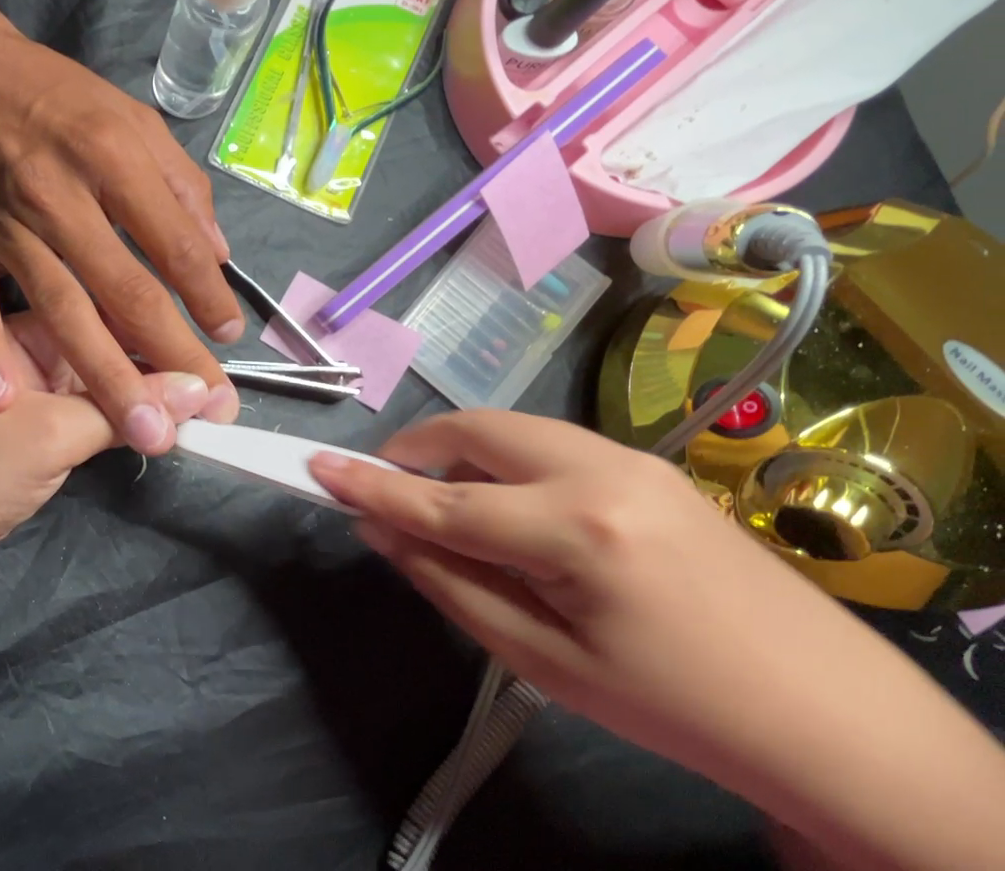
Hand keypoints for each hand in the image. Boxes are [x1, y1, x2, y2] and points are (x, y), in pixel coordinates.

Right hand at [0, 26, 244, 454]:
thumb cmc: (60, 95)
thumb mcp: (134, 117)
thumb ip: (180, 185)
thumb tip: (215, 256)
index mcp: (110, 157)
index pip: (172, 242)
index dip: (207, 295)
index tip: (228, 335)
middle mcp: (60, 198)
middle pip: (123, 291)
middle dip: (169, 356)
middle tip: (205, 413)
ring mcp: (8, 227)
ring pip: (61, 311)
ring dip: (104, 376)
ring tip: (141, 431)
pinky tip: (4, 399)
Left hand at [0, 314, 210, 558]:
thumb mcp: (54, 434)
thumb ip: (125, 412)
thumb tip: (200, 394)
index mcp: (30, 327)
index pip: (107, 315)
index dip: (162, 338)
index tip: (216, 364)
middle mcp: (40, 345)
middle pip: (115, 346)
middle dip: (166, 370)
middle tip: (223, 397)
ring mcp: (45, 384)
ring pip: (112, 379)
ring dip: (154, 397)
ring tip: (209, 411)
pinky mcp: (50, 420)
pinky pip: (103, 407)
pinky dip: (133, 417)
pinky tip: (172, 423)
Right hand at [306, 411, 883, 772]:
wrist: (829, 716)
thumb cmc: (670, 704)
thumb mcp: (540, 660)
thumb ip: (449, 582)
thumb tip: (381, 532)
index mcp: (575, 529)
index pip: (442, 501)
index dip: (372, 487)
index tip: (315, 468)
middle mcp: (602, 471)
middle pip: (476, 432)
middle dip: (417, 450)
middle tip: (384, 491)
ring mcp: (635, 460)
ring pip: (513, 429)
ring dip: (461, 452)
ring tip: (439, 499)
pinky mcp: (653, 467)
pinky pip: (551, 444)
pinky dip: (505, 460)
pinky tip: (506, 505)